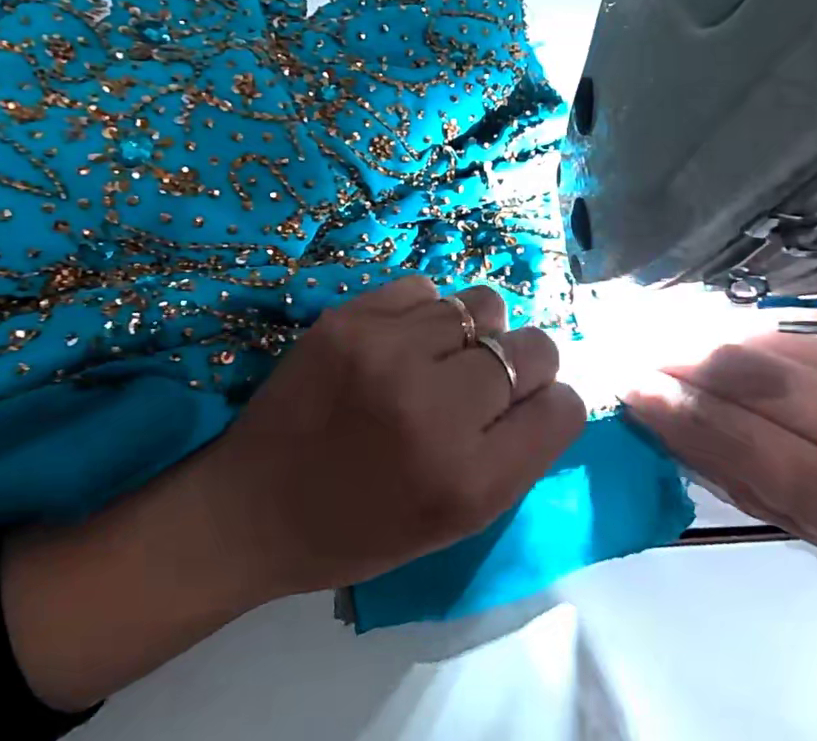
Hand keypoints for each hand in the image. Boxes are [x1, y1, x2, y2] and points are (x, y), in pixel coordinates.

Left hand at [203, 275, 586, 598]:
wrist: (252, 506)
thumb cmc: (360, 528)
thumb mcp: (456, 522)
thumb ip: (516, 456)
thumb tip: (549, 389)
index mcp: (470, 480)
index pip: (564, 408)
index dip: (551, 406)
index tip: (523, 411)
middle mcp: (437, 409)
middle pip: (536, 348)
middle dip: (524, 365)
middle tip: (482, 384)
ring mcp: (389, 353)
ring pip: (486, 305)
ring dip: (476, 334)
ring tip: (440, 359)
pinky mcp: (349, 319)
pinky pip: (429, 289)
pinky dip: (428, 315)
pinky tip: (401, 344)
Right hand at [624, 333, 816, 605]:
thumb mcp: (815, 532)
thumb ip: (737, 477)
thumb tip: (669, 428)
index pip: (741, 440)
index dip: (677, 409)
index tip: (630, 387)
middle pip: (752, 378)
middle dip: (682, 361)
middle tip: (636, 354)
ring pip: (769, 346)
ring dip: (704, 340)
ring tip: (660, 340)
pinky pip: (793, 335)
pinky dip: (741, 336)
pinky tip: (711, 337)